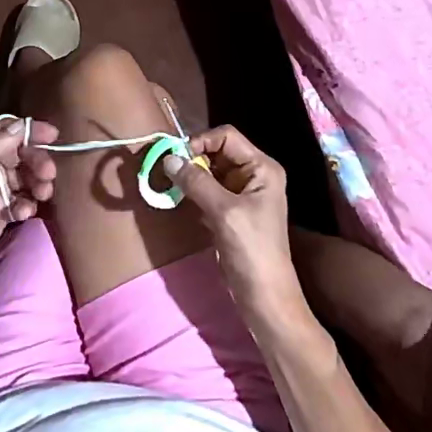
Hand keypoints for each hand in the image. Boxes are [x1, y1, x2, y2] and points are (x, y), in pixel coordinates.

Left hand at [0, 119, 58, 279]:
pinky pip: (23, 201)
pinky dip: (28, 204)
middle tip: (48, 173)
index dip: (28, 131)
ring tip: (43, 193)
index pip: (2, 132)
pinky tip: (24, 213)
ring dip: (38, 181)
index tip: (52, 136)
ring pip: (25, 176)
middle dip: (37, 159)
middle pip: (19, 154)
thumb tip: (21, 125)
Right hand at [163, 125, 304, 320]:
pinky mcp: (230, 212)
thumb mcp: (224, 212)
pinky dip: (192, 192)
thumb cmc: (251, 249)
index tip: (176, 158)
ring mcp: (242, 194)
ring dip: (190, 176)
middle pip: (217, 152)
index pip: (227, 137)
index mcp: (262, 168)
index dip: (201, 141)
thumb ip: (196, 182)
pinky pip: (207, 191)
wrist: (264, 294)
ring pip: (210, 172)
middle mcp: (254, 175)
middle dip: (192, 158)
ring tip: (170, 185)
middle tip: (168, 171)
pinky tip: (178, 199)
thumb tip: (168, 159)